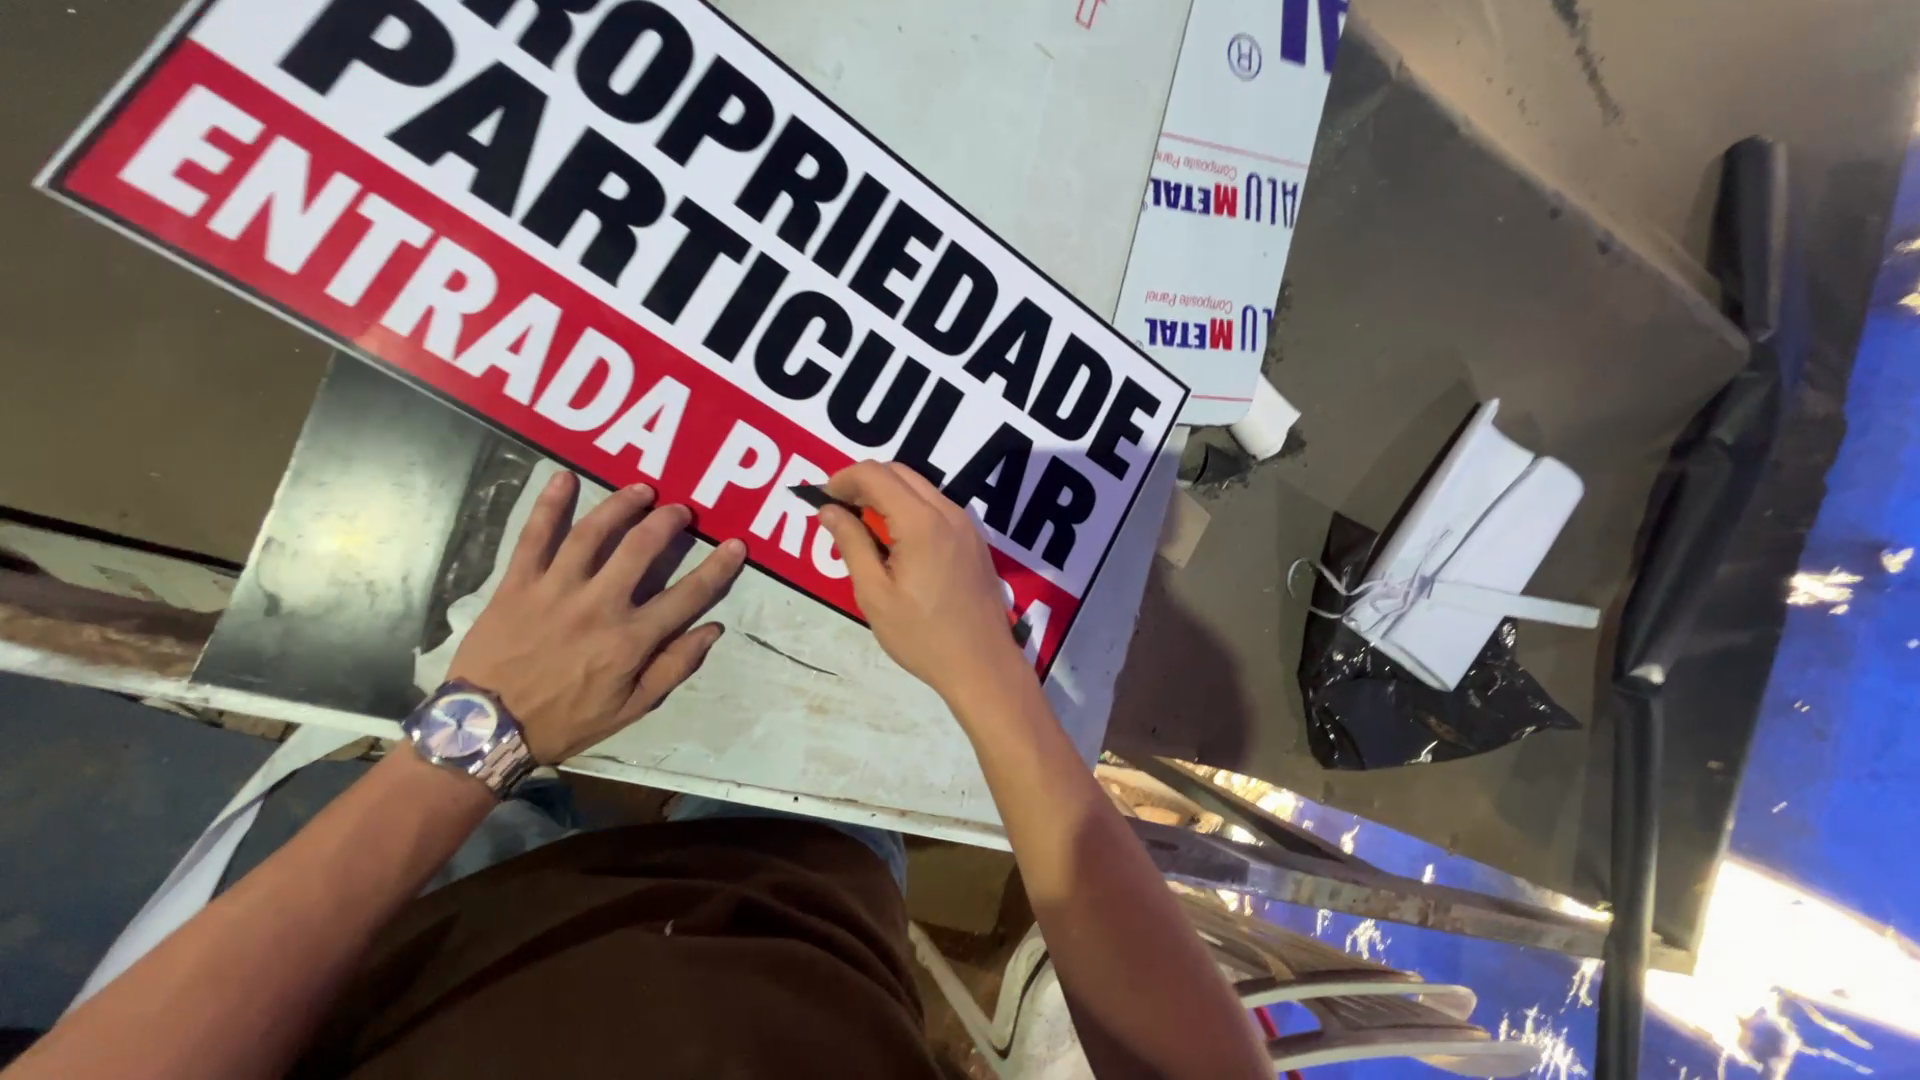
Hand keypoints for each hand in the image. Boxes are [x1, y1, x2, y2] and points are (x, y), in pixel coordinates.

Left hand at [447, 471, 744, 763]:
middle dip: (667, 522)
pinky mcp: (517, 584)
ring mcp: (555, 590)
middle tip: (681, 509)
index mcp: (630, 640)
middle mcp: (598, 606)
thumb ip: (673, 667)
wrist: (486, 729)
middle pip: (640, 549)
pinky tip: (563, 478)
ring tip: (641, 489)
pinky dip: (548, 505)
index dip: (717, 567)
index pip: (687, 595)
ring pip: (592, 534)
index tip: (736, 544)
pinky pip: (533, 537)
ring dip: (620, 506)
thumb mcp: (631, 708)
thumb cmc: (565, 721)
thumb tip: (711, 630)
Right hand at [817, 461, 1031, 704]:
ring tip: (863, 528)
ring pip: (920, 488)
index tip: (822, 501)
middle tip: (839, 513)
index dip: (843, 479)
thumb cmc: (923, 636)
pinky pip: (937, 508)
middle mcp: (948, 513)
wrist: (982, 666)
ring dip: (888, 495)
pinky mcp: (975, 541)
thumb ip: (852, 544)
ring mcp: (967, 526)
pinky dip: (910, 509)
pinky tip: (896, 542)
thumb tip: (829, 510)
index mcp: (921, 523)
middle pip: (899, 473)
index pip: (875, 474)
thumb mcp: (875, 594)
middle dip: (864, 483)